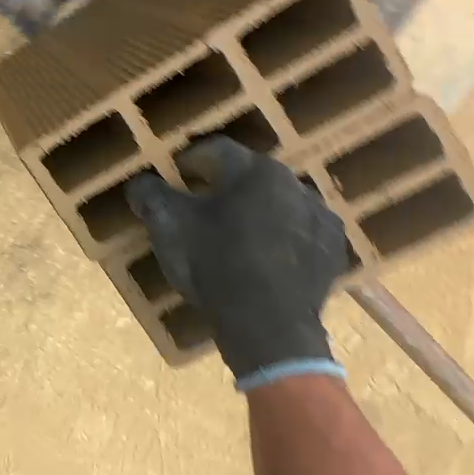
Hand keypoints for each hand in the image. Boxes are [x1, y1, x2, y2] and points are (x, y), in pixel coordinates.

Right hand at [126, 136, 350, 389]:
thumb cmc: (212, 263)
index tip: (174, 175)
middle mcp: (295, 184)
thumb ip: (150, 194)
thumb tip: (141, 183)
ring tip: (233, 235)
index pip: (216, 151)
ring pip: (278, 204)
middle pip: (250, 177)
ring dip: (255, 212)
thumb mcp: (167, 225)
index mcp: (255, 171)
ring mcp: (320, 218)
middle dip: (224, 188)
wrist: (266, 323)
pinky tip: (262, 259)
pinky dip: (280, 239)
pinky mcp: (332, 251)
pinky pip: (299, 234)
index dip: (189, 161)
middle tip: (199, 207)